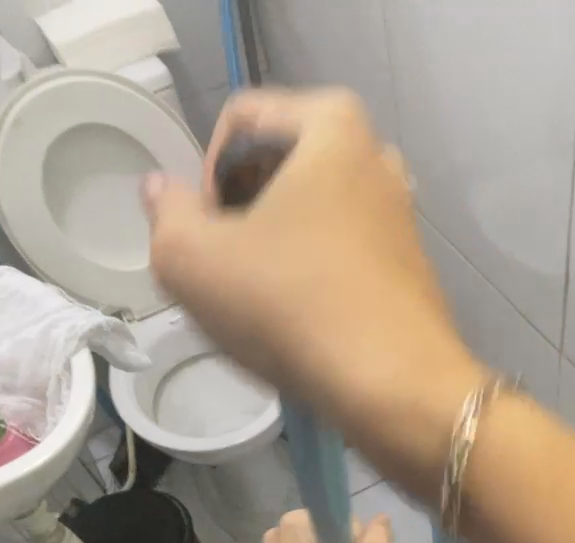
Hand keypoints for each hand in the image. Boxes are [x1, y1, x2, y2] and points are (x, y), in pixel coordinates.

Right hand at [141, 89, 482, 427]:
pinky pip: (344, 255)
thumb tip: (163, 191)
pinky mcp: (411, 269)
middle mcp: (378, 159)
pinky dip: (315, 276)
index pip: (241, 122)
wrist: (395, 389)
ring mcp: (401, 217)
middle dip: (242, 211)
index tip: (205, 234)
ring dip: (276, 249)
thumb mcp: (192, 260)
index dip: (206, 176)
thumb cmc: (292, 308)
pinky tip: (302, 322)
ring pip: (313, 217)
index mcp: (333, 125)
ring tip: (260, 302)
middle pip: (281, 169)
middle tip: (226, 269)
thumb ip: (166, 215)